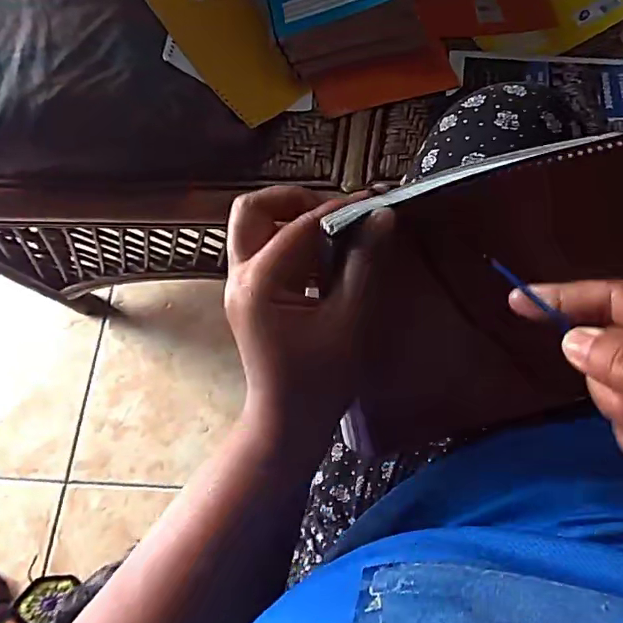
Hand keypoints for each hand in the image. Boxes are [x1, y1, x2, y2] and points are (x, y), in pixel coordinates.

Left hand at [224, 186, 392, 436]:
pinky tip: (325, 259)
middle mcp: (241, 278)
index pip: (300, 226)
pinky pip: (265, 252)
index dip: (340, 209)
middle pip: (253, 210)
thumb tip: (381, 218)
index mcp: (261, 283)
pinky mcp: (250, 298)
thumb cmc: (320, 379)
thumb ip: (363, 264)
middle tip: (337, 212)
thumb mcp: (349, 320)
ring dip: (292, 220)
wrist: (289, 421)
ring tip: (335, 232)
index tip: (374, 203)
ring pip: (254, 228)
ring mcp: (240, 288)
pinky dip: (292, 243)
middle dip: (295, 200)